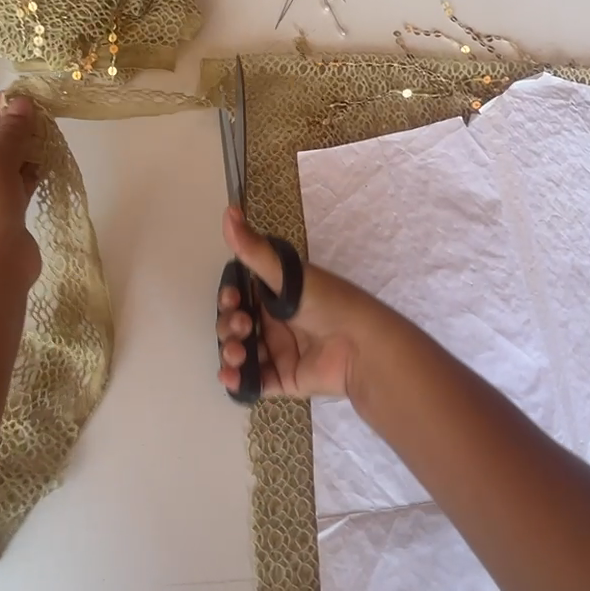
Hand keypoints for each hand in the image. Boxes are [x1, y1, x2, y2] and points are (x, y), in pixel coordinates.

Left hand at [0, 93, 42, 292]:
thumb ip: (11, 131)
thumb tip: (24, 103)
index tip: (21, 100)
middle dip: (12, 128)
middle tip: (41, 115)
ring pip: (3, 165)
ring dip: (24, 149)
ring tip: (49, 135)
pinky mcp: (3, 215)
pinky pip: (16, 184)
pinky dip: (31, 171)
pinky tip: (48, 160)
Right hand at [216, 208, 377, 399]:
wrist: (361, 346)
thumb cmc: (327, 303)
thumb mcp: (288, 274)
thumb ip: (254, 248)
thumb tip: (229, 210)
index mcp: (277, 294)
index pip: (241, 295)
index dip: (229, 298)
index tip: (231, 299)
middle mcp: (276, 321)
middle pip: (237, 325)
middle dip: (229, 326)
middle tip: (242, 326)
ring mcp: (279, 351)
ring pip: (242, 352)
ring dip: (230, 351)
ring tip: (238, 353)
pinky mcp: (284, 378)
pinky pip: (254, 380)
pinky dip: (237, 379)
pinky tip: (231, 375)